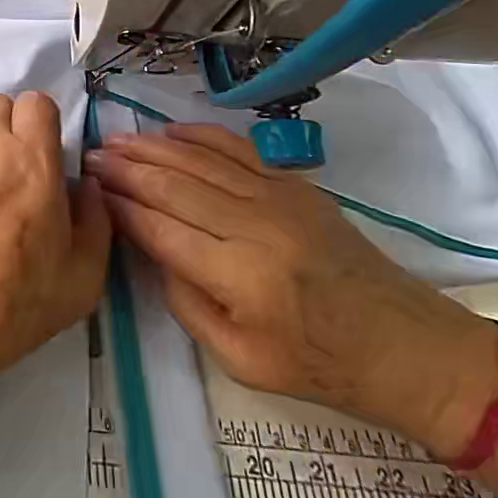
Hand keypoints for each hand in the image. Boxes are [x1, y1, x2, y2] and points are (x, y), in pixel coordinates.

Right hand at [85, 123, 497, 457]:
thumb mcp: (237, 358)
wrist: (411, 350)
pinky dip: (200, 137)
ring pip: (199, 162)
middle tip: (87, 157)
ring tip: (113, 141)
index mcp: (238, 275)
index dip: (117, 206)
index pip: (158, 227)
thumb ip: (184, 300)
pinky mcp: (299, 189)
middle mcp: (256, 228)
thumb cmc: (320, 365)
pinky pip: (239, 151)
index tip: (85, 191)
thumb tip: (153, 249)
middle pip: (172, 185)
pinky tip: (169, 132)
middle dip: (123, 169)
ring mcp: (280, 201)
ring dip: (150, 148)